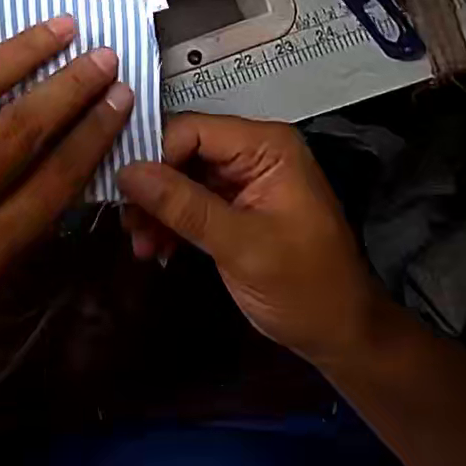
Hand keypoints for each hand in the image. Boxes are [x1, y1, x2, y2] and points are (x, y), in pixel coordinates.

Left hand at [0, 0, 131, 383]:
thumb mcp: (1, 280)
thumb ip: (40, 215)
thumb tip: (83, 140)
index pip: (51, 181)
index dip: (94, 133)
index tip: (123, 96)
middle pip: (15, 133)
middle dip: (68, 89)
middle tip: (103, 57)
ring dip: (20, 54)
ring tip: (59, 27)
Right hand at [117, 114, 388, 369]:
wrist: (341, 336)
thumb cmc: (304, 287)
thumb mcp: (242, 246)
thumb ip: (184, 206)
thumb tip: (127, 172)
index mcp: (266, 145)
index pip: (193, 129)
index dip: (154, 154)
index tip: (123, 190)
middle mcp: (252, 151)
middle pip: (183, 151)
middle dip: (152, 187)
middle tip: (126, 222)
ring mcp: (242, 178)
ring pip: (180, 177)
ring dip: (157, 209)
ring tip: (140, 243)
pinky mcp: (232, 203)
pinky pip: (189, 200)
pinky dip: (170, 222)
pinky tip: (154, 248)